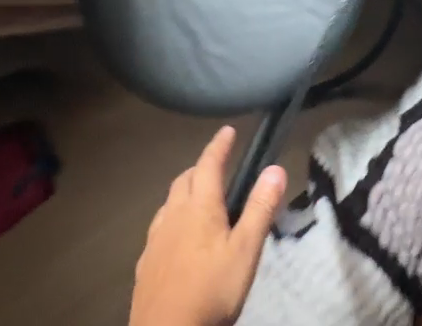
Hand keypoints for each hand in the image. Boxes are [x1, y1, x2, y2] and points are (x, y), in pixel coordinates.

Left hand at [130, 125, 286, 325]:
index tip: (228, 130)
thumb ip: (260, 208)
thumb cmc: (211, 290)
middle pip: (185, 179)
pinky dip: (172, 218)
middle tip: (218, 166)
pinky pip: (159, 228)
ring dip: (184, 191)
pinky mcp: (146, 264)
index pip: (209, 164)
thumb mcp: (245, 251)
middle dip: (201, 167)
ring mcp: (156, 240)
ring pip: (169, 202)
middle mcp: (174, 215)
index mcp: (199, 207)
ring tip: (199, 198)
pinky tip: (177, 238)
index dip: (219, 145)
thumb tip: (275, 167)